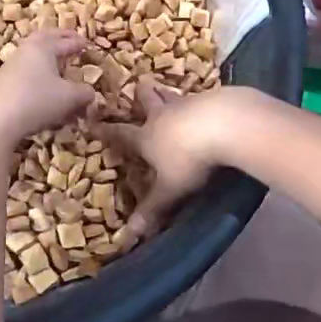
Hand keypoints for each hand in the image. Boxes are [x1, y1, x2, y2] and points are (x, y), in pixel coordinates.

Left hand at [0, 30, 96, 143]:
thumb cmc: (37, 100)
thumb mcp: (69, 97)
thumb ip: (84, 92)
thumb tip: (90, 92)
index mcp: (43, 47)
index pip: (66, 42)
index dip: (79, 43)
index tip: (89, 44)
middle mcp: (26, 51)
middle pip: (45, 38)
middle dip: (60, 38)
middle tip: (71, 39)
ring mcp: (12, 66)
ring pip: (33, 55)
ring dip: (47, 56)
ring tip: (58, 62)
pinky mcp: (3, 83)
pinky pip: (26, 71)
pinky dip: (38, 73)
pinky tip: (43, 84)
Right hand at [101, 84, 248, 239]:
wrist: (225, 123)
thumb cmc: (190, 159)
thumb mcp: (170, 188)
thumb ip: (152, 208)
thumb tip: (129, 234)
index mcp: (147, 137)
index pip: (122, 134)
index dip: (108, 131)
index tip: (95, 123)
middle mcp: (163, 116)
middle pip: (149, 101)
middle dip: (142, 95)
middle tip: (139, 86)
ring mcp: (188, 103)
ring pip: (173, 95)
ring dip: (168, 93)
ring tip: (166, 89)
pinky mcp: (213, 97)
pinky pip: (201, 97)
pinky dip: (199, 100)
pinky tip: (207, 102)